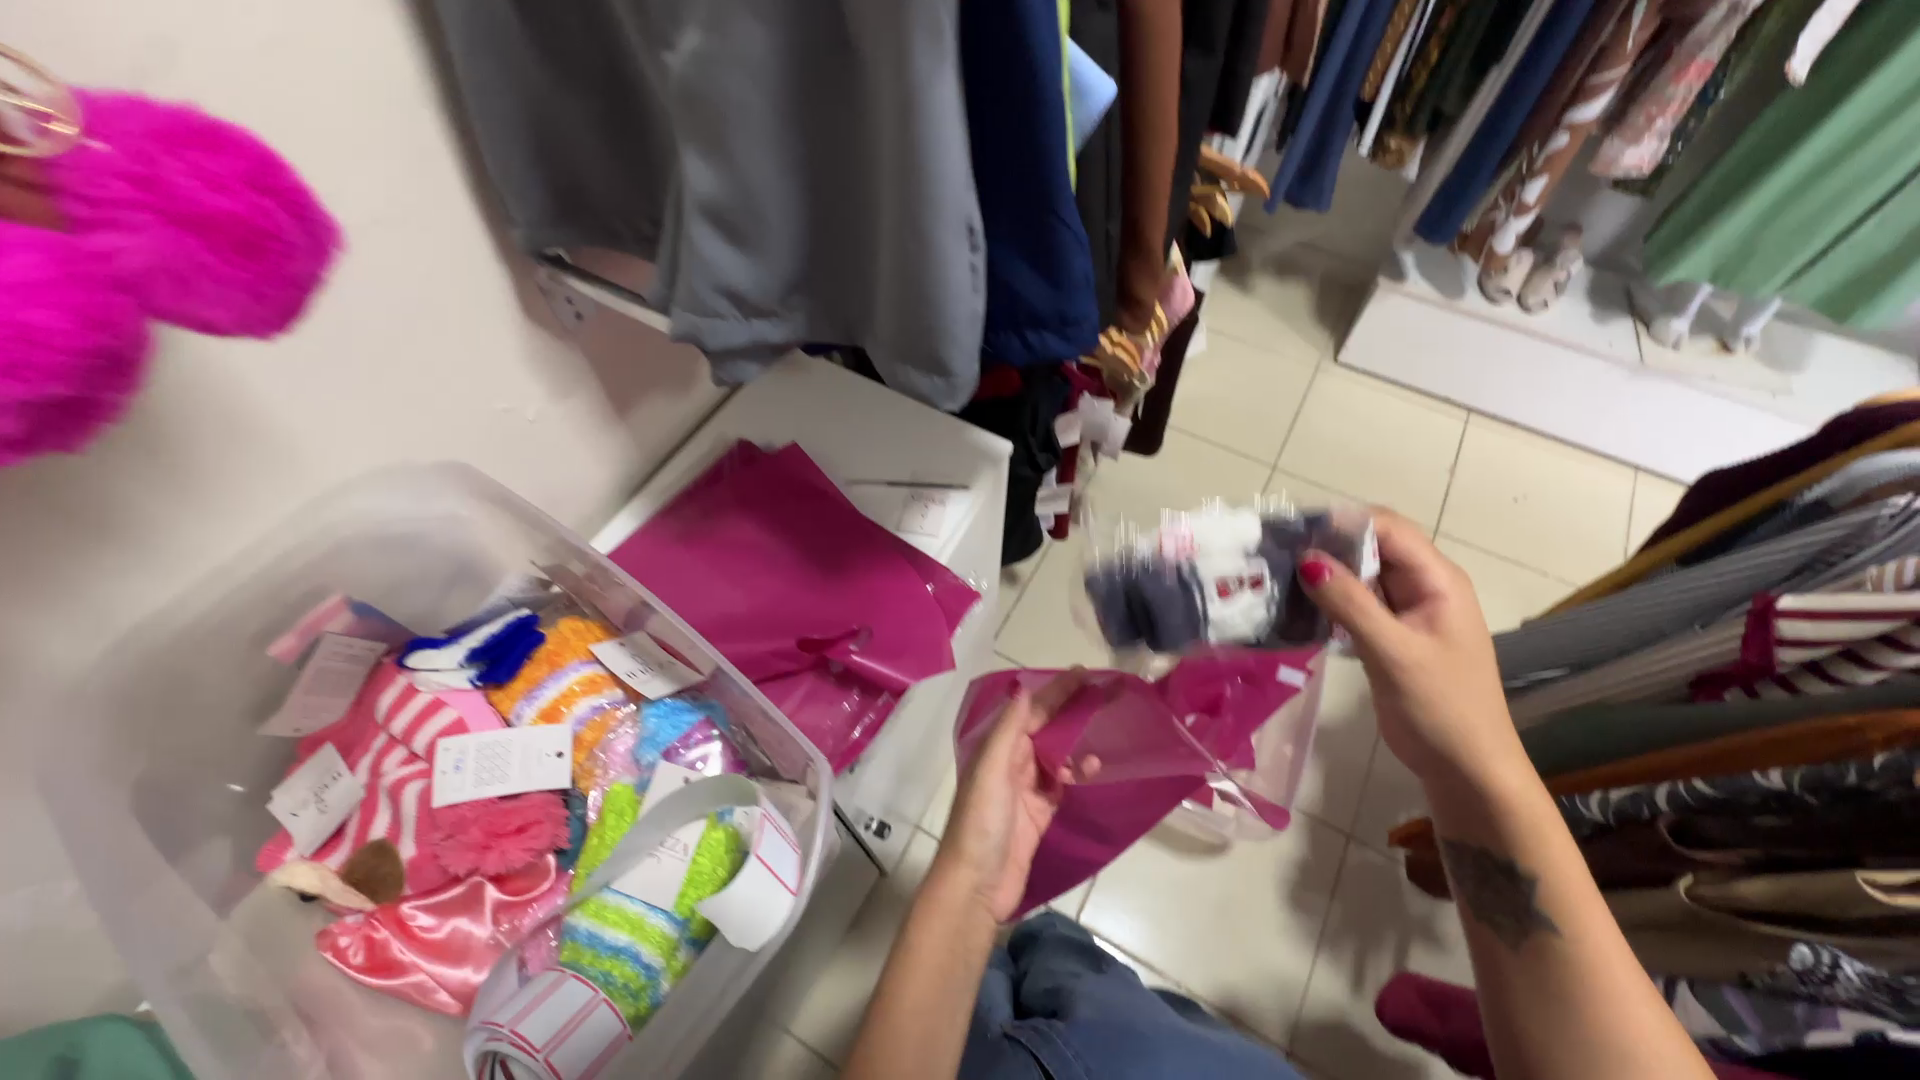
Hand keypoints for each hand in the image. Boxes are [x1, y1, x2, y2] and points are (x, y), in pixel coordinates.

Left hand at [931, 670, 1089, 921]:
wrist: (976, 886)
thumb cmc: (980, 825)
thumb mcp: (990, 772)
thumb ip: (1007, 731)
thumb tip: (1024, 689)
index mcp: (995, 749)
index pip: (1030, 710)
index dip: (1056, 690)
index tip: (1085, 673)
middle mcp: (1009, 763)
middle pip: (1045, 728)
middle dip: (1071, 710)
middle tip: (1104, 694)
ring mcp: (1025, 789)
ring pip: (1056, 754)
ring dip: (1076, 744)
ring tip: (1100, 739)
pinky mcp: (1039, 814)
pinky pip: (1062, 784)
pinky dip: (1076, 774)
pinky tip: (1092, 770)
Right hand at [1296, 509, 1525, 789]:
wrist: (1465, 767)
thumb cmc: (1440, 707)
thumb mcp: (1394, 652)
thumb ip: (1350, 604)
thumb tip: (1307, 559)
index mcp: (1437, 581)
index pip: (1388, 528)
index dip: (1343, 523)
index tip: (1295, 532)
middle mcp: (1422, 587)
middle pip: (1372, 547)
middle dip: (1328, 546)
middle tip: (1277, 554)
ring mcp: (1405, 612)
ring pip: (1360, 576)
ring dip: (1324, 574)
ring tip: (1278, 577)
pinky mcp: (1389, 636)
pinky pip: (1355, 604)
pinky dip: (1328, 602)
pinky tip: (1296, 608)